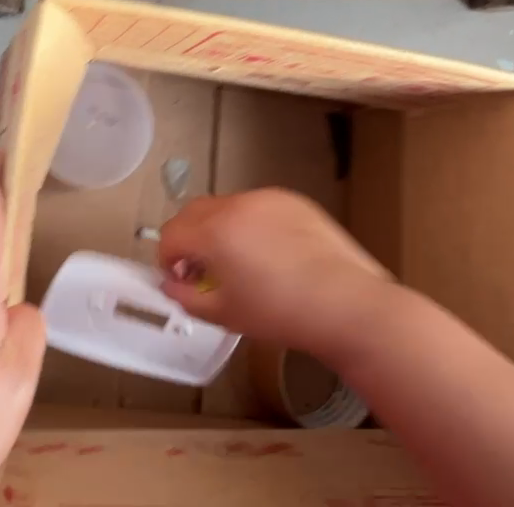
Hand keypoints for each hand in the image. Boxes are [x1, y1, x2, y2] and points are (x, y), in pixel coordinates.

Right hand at [157, 189, 392, 358]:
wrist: (347, 304)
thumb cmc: (280, 313)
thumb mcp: (225, 315)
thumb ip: (187, 298)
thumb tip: (171, 286)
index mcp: (214, 230)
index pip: (171, 234)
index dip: (166, 258)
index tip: (178, 280)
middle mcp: (236, 204)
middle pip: (195, 212)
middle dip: (189, 238)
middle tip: (200, 270)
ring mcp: (267, 198)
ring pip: (227, 207)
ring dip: (219, 229)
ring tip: (238, 262)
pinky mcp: (294, 201)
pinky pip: (259, 207)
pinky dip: (251, 224)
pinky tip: (270, 254)